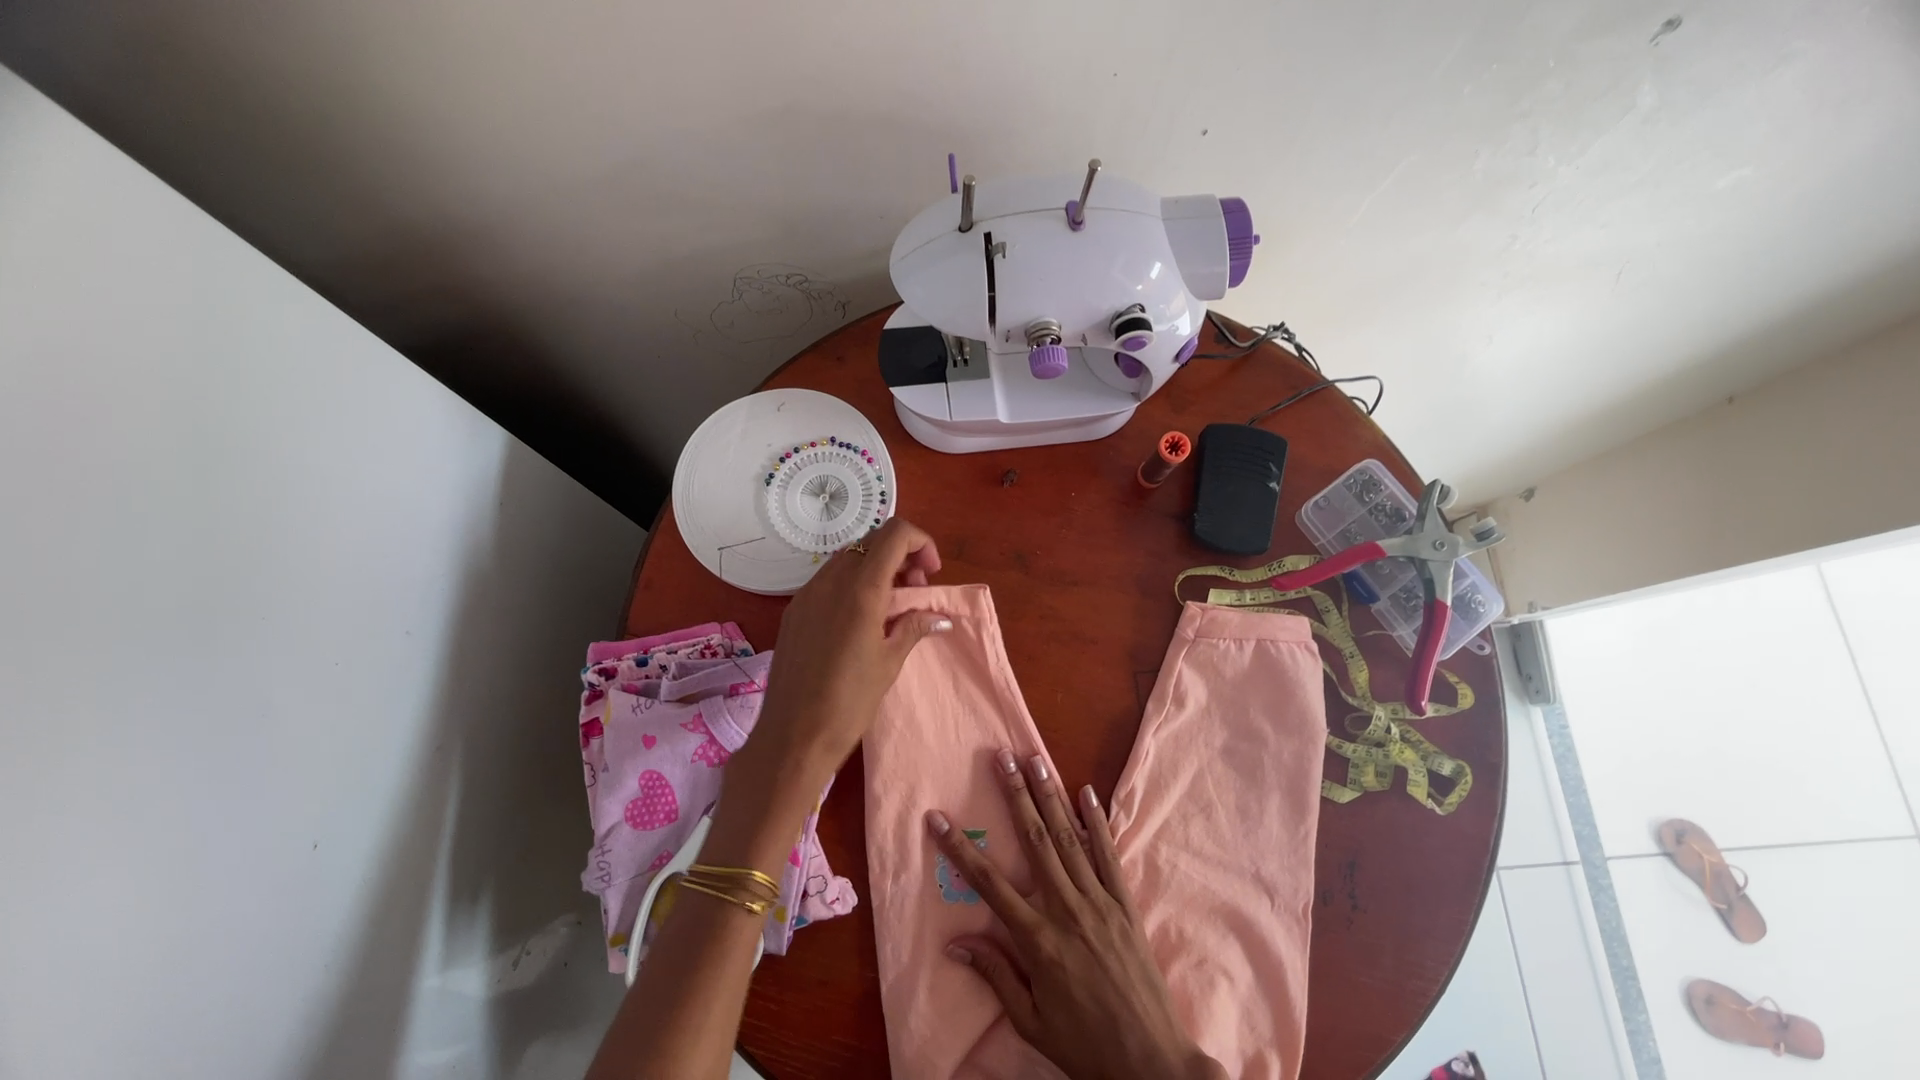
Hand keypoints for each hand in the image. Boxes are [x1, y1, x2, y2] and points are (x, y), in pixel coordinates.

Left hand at [737, 517, 947, 793]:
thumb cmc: (849, 702)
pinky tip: (860, 620)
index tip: (930, 574)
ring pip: (848, 559)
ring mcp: (807, 594)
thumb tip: (938, 616)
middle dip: (900, 555)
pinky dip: (852, 584)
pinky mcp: (794, 611)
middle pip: (870, 541)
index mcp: (860, 589)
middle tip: (916, 591)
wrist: (793, 735)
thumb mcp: (889, 662)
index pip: (894, 533)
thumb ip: (913, 627)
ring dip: (876, 569)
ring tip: (891, 607)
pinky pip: (828, 581)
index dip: (920, 542)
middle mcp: (830, 581)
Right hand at [925, 752, 1226, 1079]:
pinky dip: (1097, 823)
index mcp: (1038, 940)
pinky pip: (1109, 857)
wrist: (1150, 1060)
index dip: (959, 848)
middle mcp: (1067, 910)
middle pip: (1034, 841)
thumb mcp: (1030, 1021)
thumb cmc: (1084, 1045)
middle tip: (1001, 756)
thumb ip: (995, 975)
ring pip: (1069, 839)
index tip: (937, 817)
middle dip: (1015, 795)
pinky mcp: (1126, 906)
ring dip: (1050, 796)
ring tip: (1035, 760)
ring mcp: (1100, 903)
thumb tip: (956, 943)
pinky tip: (1088, 793)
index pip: (989, 884)